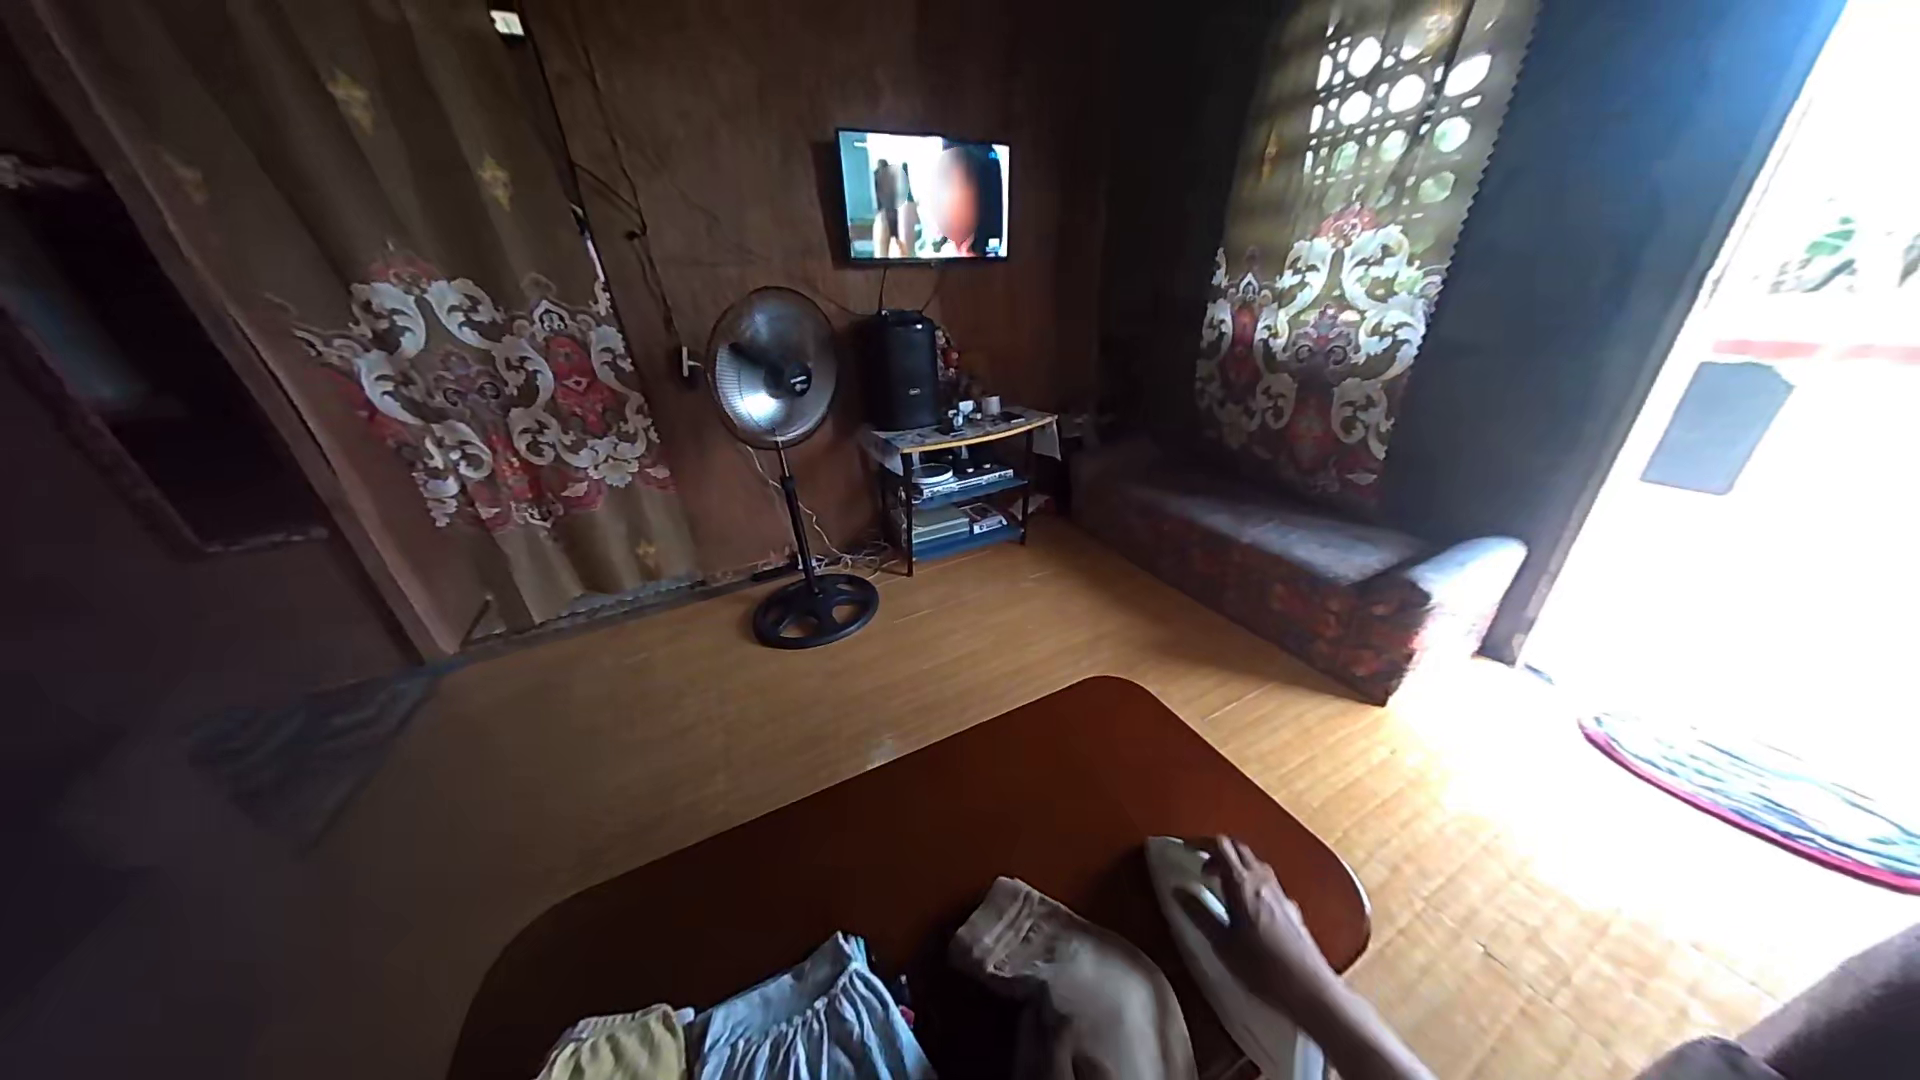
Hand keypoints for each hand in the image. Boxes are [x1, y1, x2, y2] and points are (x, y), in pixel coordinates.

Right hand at [1180, 835, 1339, 1015]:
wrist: (1312, 991)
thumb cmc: (1262, 967)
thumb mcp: (1222, 943)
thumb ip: (1199, 913)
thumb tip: (1177, 889)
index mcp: (1242, 882)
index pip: (1220, 845)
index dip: (1200, 842)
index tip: (1185, 850)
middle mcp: (1262, 880)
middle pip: (1239, 848)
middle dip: (1217, 850)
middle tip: (1202, 866)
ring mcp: (1281, 893)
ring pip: (1254, 862)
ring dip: (1235, 864)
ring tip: (1222, 885)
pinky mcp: (1292, 908)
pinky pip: (1267, 881)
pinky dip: (1251, 880)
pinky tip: (1249, 905)